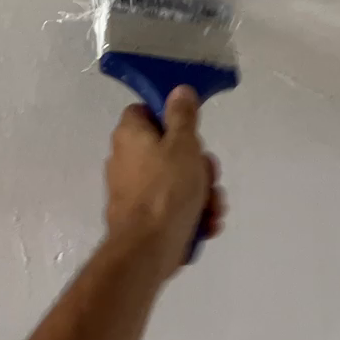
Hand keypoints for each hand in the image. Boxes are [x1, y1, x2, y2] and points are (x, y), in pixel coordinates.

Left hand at [104, 86, 227, 276]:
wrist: (148, 249)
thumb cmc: (166, 190)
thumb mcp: (183, 144)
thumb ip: (183, 115)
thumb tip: (178, 90)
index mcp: (130, 135)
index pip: (146, 111)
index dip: (172, 118)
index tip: (192, 133)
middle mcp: (126, 161)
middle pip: (170, 151)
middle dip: (199, 168)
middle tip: (209, 178)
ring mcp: (134, 193)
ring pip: (178, 183)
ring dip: (203, 195)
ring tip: (212, 210)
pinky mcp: (144, 220)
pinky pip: (173, 208)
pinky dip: (192, 215)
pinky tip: (206, 225)